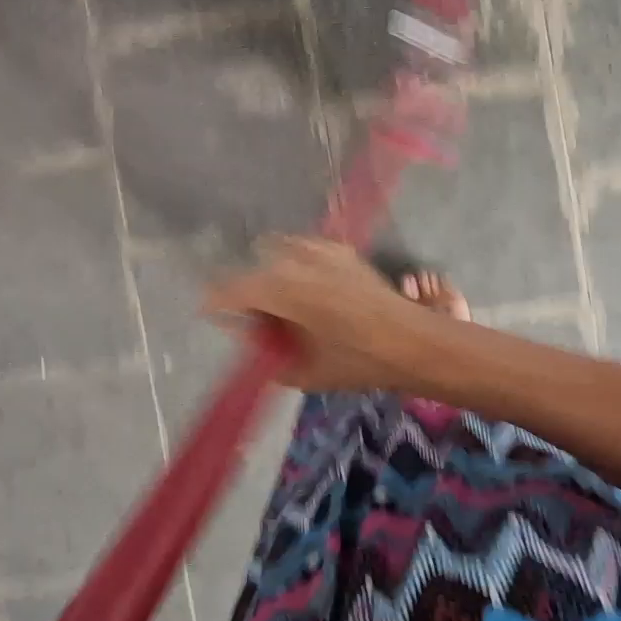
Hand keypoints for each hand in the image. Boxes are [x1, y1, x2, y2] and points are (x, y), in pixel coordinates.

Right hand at [201, 236, 415, 392]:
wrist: (414, 342)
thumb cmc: (358, 362)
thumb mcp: (305, 371)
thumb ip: (267, 354)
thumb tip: (248, 337)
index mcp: (283, 290)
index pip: (233, 288)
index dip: (215, 300)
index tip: (207, 311)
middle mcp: (297, 261)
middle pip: (256, 270)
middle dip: (248, 292)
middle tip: (253, 321)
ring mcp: (322, 251)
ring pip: (279, 252)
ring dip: (271, 273)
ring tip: (278, 303)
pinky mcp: (342, 251)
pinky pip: (304, 249)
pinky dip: (294, 263)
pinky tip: (304, 287)